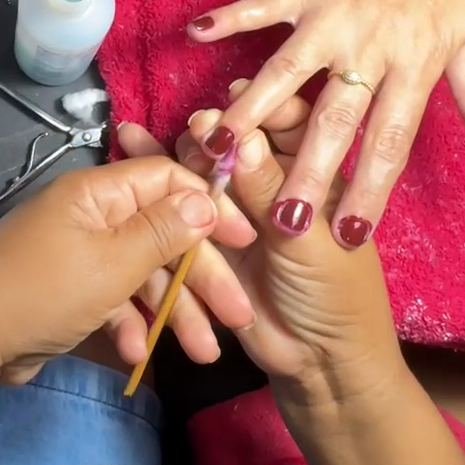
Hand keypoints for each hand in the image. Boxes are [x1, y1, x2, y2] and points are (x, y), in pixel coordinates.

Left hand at [0, 158, 258, 389]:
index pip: (164, 180)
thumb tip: (205, 200)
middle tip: (239, 316)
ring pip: (141, 272)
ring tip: (203, 354)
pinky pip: (112, 297)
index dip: (207, 206)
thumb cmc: (45, 290)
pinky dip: (127, 321)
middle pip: (159, 233)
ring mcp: (79, 252)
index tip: (247, 239)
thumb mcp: (113, 262)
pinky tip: (136, 351)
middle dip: (198, 275)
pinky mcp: (70, 288)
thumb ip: (163, 232)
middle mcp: (90, 215)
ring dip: (171, 310)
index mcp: (96, 192)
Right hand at [119, 85, 406, 407]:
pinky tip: (129, 137)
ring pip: (200, 164)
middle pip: (232, 138)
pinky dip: (152, 169)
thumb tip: (241, 136)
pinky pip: (177, 197)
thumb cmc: (335, 297)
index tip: (234, 100)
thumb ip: (271, 190)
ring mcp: (234, 204)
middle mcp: (268, 179)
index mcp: (308, 172)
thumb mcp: (308, 241)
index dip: (259, 107)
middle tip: (196, 134)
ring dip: (177, 149)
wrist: (315, 364)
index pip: (283, 121)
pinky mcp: (205, 230)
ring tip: (150, 141)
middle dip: (211, 133)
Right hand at [189, 0, 464, 248]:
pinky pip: (261, 5)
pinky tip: (196, 34)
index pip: (392, 139)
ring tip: (220, 145)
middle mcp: (370, 44)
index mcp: (415, 61)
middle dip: (309, 171)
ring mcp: (331, 13)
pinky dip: (230, 17)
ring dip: (252, 109)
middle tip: (284, 219)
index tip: (351, 233)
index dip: (371, 188)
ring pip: (286, 70)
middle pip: (335, 118)